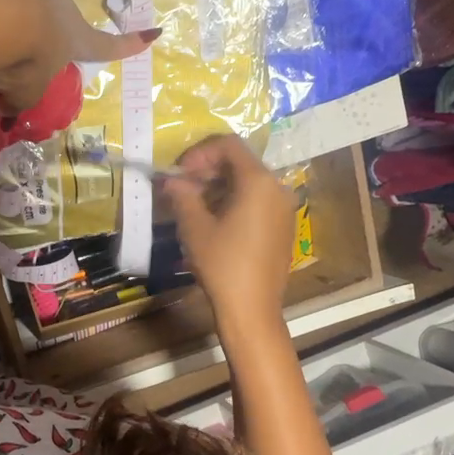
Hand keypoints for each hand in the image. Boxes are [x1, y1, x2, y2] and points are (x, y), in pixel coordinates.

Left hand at [0, 0, 158, 110]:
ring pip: (27, 1)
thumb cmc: (25, 58)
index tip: (151, 34)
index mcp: (75, 37)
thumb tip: (5, 109)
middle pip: (56, 22)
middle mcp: (62, 5)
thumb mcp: (25, 93)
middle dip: (42, 36)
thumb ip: (18, 103)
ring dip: (13, 15)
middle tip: (17, 53)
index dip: (128, 46)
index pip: (106, 46)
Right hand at [164, 135, 295, 330]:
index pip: (228, 145)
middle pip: (239, 164)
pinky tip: (213, 225)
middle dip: (206, 172)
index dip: (199, 153)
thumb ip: (182, 195)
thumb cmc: (222, 264)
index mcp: (258, 181)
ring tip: (192, 210)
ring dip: (217, 189)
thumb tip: (169, 180)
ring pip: (247, 184)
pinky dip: (233, 204)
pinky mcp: (283, 228)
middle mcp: (277, 188)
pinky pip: (257, 203)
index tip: (178, 174)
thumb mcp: (194, 227)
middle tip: (180, 191)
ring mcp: (284, 209)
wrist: (252, 309)